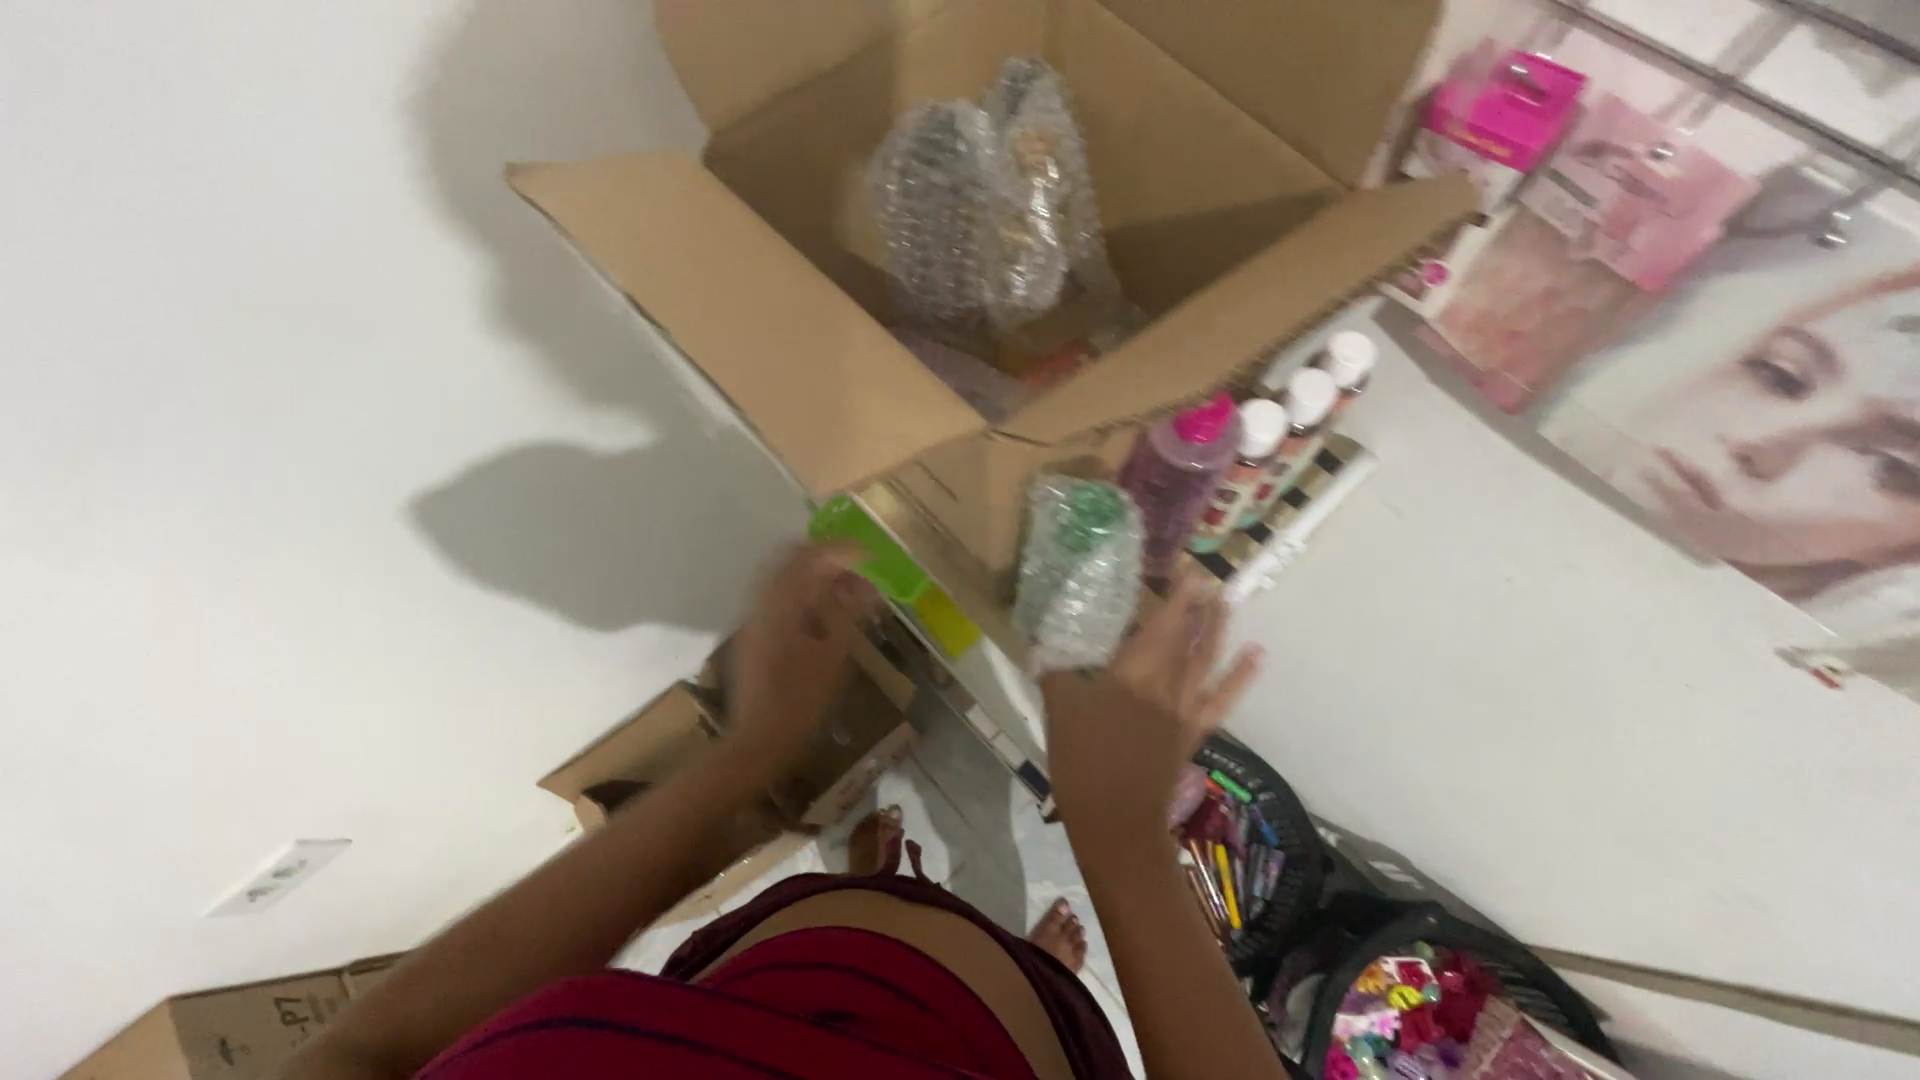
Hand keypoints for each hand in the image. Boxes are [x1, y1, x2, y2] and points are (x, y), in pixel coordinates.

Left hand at [723, 541, 881, 776]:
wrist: (759, 737)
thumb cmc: (802, 700)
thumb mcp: (834, 655)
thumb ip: (848, 613)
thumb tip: (866, 585)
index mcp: (782, 603)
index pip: (811, 556)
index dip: (843, 550)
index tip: (870, 556)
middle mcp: (761, 600)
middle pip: (791, 557)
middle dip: (826, 557)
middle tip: (856, 570)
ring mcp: (752, 615)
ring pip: (782, 575)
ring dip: (813, 574)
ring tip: (844, 591)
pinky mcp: (752, 631)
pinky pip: (776, 593)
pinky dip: (801, 591)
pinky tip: (822, 611)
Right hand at [1040, 570, 1260, 844]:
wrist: (1117, 821)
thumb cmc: (1085, 762)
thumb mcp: (1060, 712)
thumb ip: (1055, 674)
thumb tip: (1042, 646)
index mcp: (1134, 673)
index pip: (1161, 624)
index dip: (1177, 596)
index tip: (1188, 568)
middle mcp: (1166, 684)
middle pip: (1188, 638)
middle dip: (1197, 607)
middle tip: (1206, 579)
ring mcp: (1183, 710)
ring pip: (1207, 661)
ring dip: (1218, 630)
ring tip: (1226, 602)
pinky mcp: (1191, 733)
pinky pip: (1221, 698)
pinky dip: (1240, 676)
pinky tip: (1254, 656)